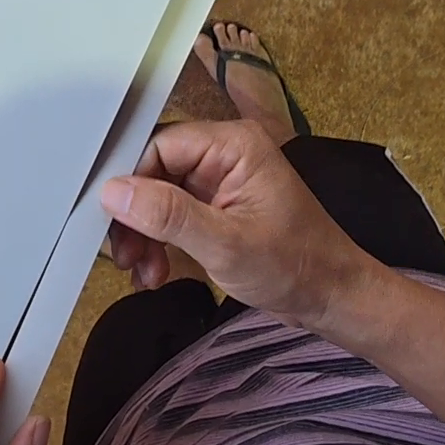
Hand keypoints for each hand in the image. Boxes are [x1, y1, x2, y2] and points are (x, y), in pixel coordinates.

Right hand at [100, 120, 383, 327]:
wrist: (332, 298)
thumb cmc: (292, 266)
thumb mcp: (226, 244)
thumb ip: (169, 215)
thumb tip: (112, 192)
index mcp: (232, 145)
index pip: (160, 146)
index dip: (132, 182)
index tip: (112, 222)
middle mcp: (224, 154)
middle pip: (156, 171)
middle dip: (137, 215)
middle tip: (125, 256)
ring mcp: (220, 180)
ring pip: (159, 195)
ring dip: (145, 234)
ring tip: (142, 272)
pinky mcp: (217, 206)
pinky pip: (173, 214)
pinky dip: (160, 242)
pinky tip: (155, 271)